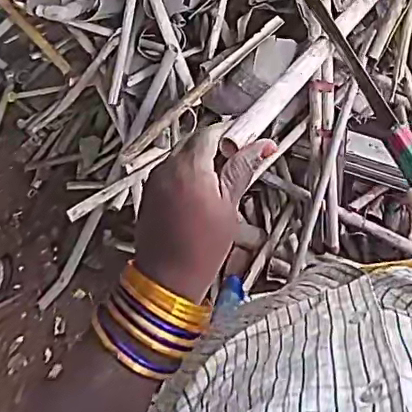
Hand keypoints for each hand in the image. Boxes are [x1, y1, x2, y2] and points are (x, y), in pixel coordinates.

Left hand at [134, 126, 273, 301]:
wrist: (167, 279)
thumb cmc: (199, 250)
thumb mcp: (229, 207)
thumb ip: (242, 170)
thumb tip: (260, 148)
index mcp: (189, 167)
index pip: (212, 131)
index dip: (233, 134)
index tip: (249, 143)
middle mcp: (167, 166)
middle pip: (196, 141)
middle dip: (218, 148)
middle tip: (239, 162)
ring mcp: (156, 178)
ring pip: (184, 155)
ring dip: (204, 161)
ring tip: (222, 184)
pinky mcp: (150, 190)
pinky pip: (172, 170)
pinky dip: (189, 174)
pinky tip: (203, 195)